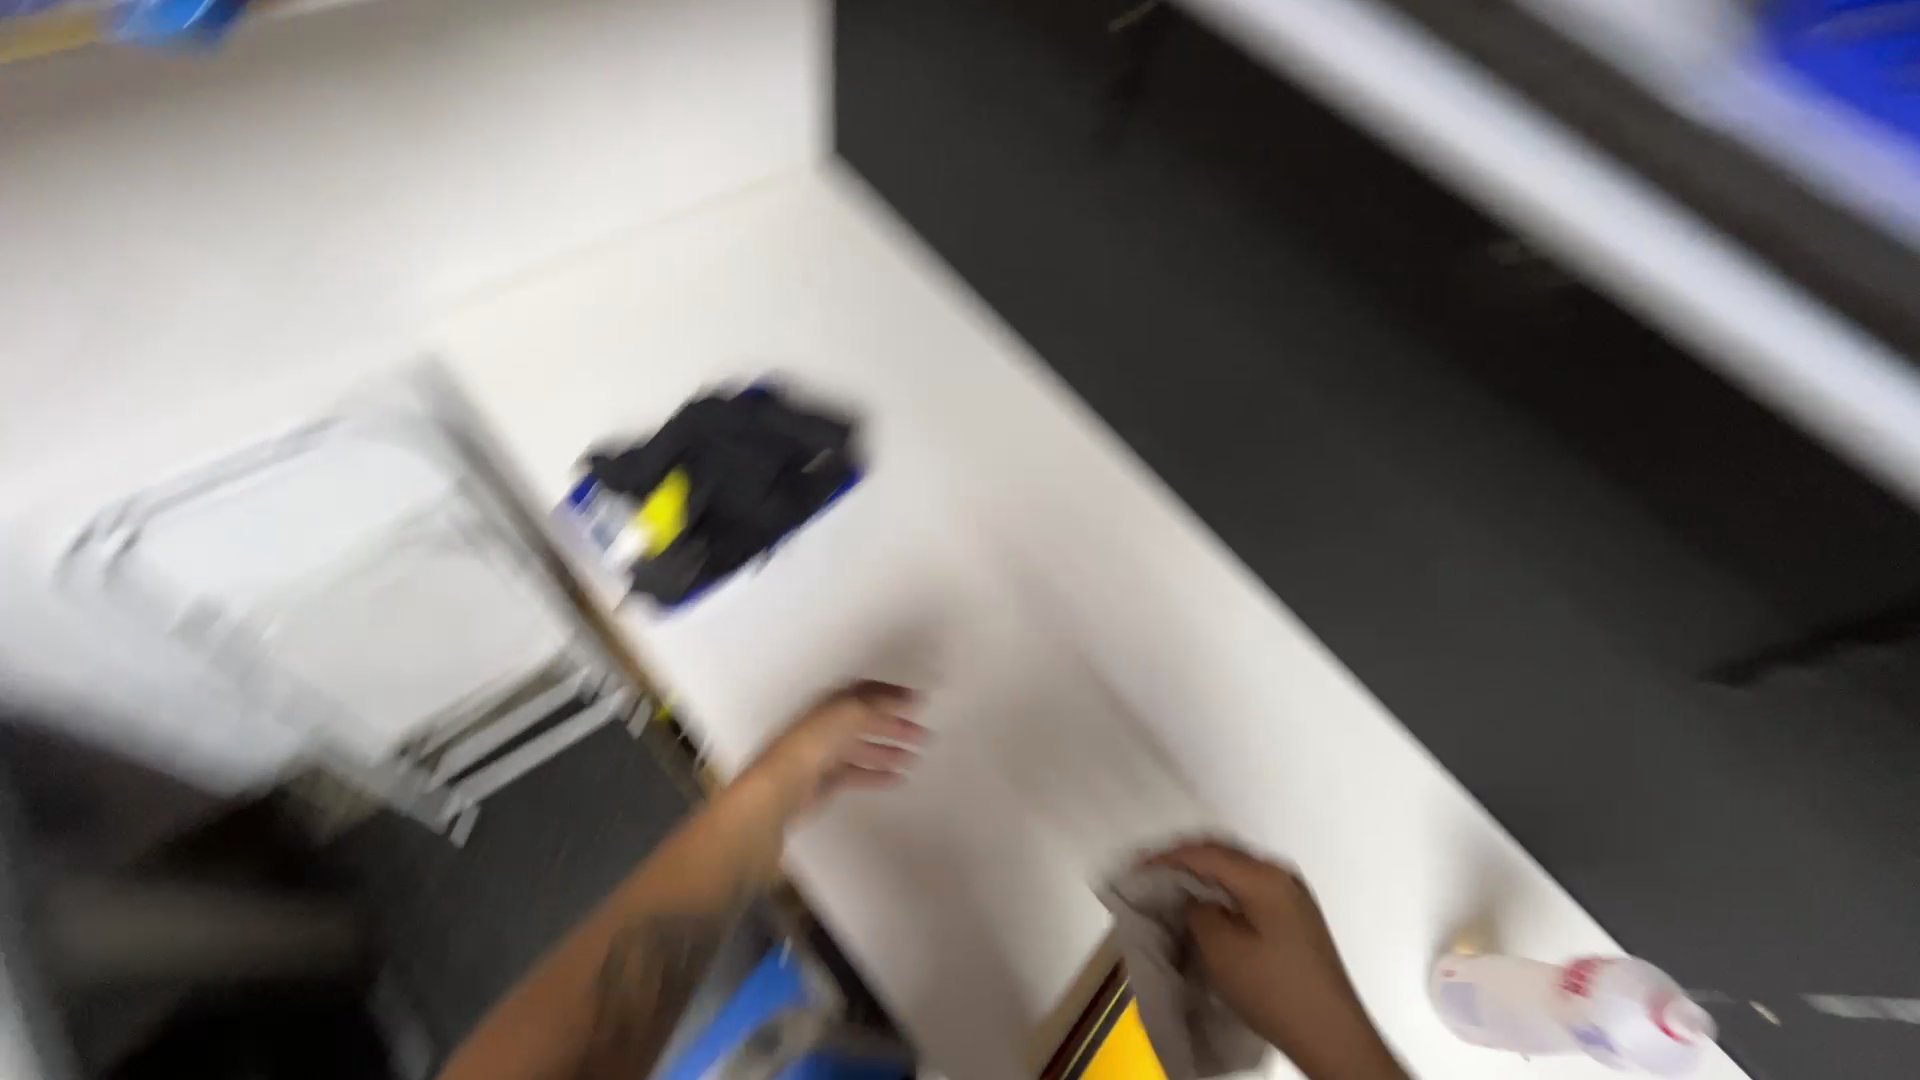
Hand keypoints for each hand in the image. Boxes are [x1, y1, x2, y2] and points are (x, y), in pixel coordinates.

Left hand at [739, 680, 927, 818]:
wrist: (780, 788)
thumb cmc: (812, 745)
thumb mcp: (850, 715)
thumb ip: (880, 706)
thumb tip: (907, 698)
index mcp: (831, 705)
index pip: (865, 693)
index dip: (891, 693)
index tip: (916, 699)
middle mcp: (828, 725)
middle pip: (866, 720)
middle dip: (894, 724)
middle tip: (921, 732)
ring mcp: (826, 754)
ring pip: (864, 748)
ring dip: (889, 749)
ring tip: (914, 756)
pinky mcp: (827, 780)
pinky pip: (858, 772)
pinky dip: (878, 773)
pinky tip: (896, 778)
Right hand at [1152, 842, 1408, 1079]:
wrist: (1335, 1039)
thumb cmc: (1273, 991)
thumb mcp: (1221, 950)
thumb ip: (1196, 909)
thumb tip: (1190, 895)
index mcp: (1264, 876)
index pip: (1203, 852)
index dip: (1164, 857)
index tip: (1134, 867)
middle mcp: (1281, 874)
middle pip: (1221, 851)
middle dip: (1182, 857)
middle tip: (1148, 871)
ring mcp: (1293, 893)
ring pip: (1235, 868)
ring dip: (1202, 871)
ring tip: (1170, 885)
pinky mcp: (1296, 915)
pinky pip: (1248, 886)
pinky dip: (1222, 888)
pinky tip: (1205, 903)